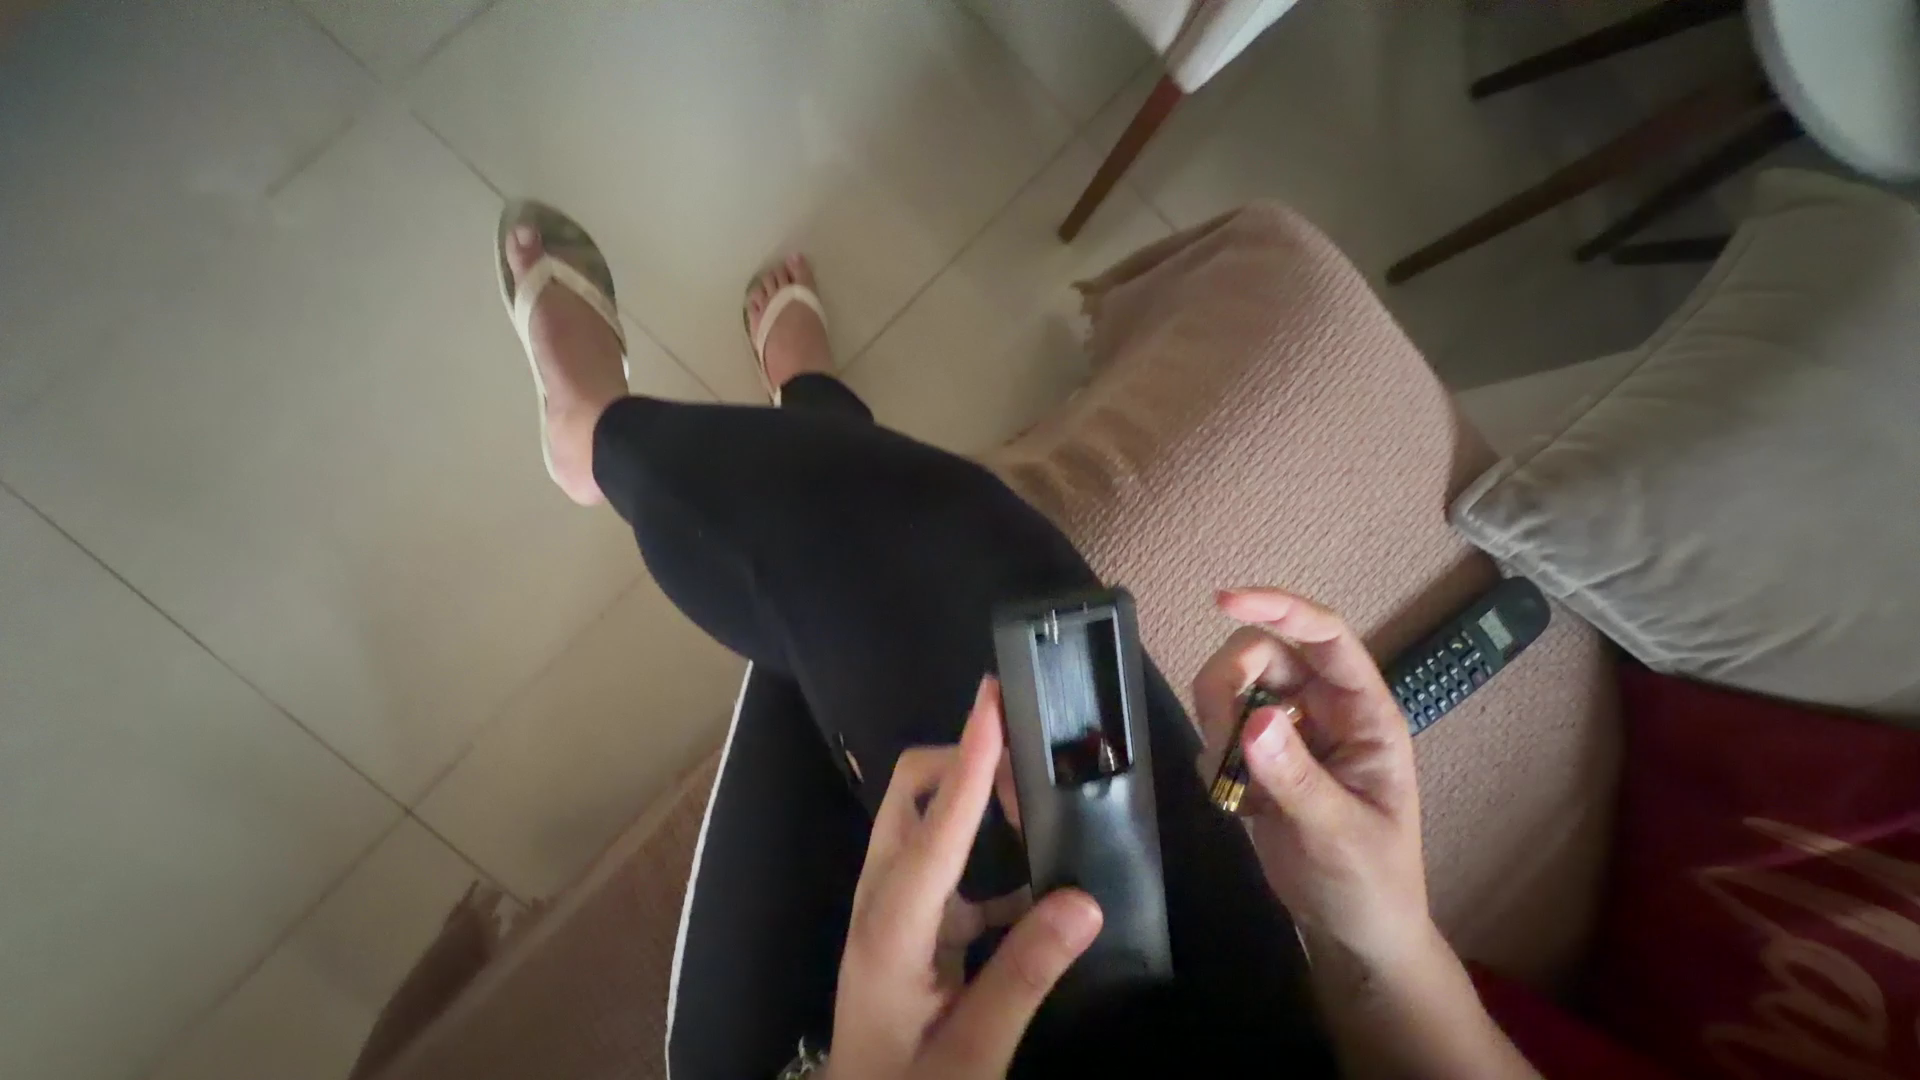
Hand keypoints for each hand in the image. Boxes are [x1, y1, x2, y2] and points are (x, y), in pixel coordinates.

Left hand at [825, 678, 1103, 1079]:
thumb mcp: (972, 1055)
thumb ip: (1025, 977)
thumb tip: (1085, 900)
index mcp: (892, 925)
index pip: (937, 823)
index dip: (970, 758)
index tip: (992, 701)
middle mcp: (884, 899)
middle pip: (912, 793)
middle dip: (965, 760)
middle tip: (1027, 757)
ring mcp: (893, 908)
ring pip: (928, 822)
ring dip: (978, 802)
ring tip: (1038, 800)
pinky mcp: (911, 926)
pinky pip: (951, 868)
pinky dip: (991, 861)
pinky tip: (1038, 889)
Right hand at [1193, 588, 1428, 961]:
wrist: (1350, 929)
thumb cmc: (1369, 881)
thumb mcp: (1340, 834)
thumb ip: (1296, 777)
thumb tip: (1253, 719)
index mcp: (1362, 711)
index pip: (1324, 636)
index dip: (1278, 608)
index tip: (1223, 599)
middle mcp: (1321, 707)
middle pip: (1259, 654)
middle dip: (1230, 685)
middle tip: (1225, 743)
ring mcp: (1285, 728)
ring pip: (1229, 685)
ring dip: (1215, 723)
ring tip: (1233, 781)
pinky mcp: (1253, 752)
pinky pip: (1213, 725)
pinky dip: (1210, 755)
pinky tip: (1237, 802)